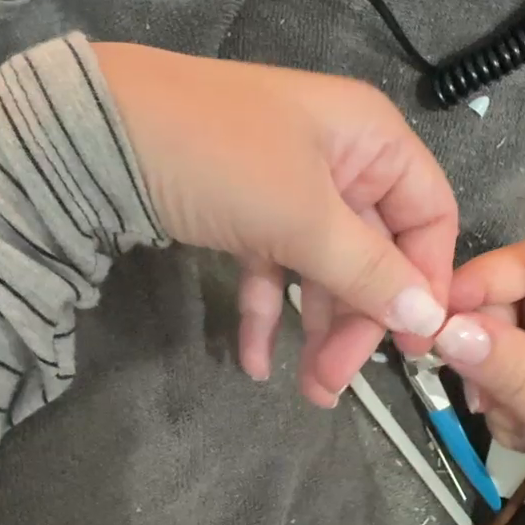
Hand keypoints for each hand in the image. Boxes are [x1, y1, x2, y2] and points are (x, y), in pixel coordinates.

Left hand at [95, 43, 457, 408]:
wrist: (95, 132)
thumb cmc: (218, 158)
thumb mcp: (301, 217)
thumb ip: (367, 271)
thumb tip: (425, 319)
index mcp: (370, 139)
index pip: (429, 214)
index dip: (427, 280)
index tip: (412, 345)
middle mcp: (339, 159)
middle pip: (374, 250)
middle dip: (359, 321)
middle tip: (337, 382)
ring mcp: (287, 187)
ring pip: (322, 266)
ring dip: (316, 328)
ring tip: (309, 391)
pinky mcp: (243, 211)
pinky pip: (272, 267)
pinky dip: (265, 312)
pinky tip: (251, 363)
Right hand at [431, 245, 524, 524]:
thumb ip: (521, 373)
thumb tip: (448, 329)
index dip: (487, 282)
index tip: (438, 321)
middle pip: (513, 301)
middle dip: (492, 352)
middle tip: (489, 402)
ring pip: (501, 343)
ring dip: (499, 390)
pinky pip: (505, 377)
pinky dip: (506, 409)